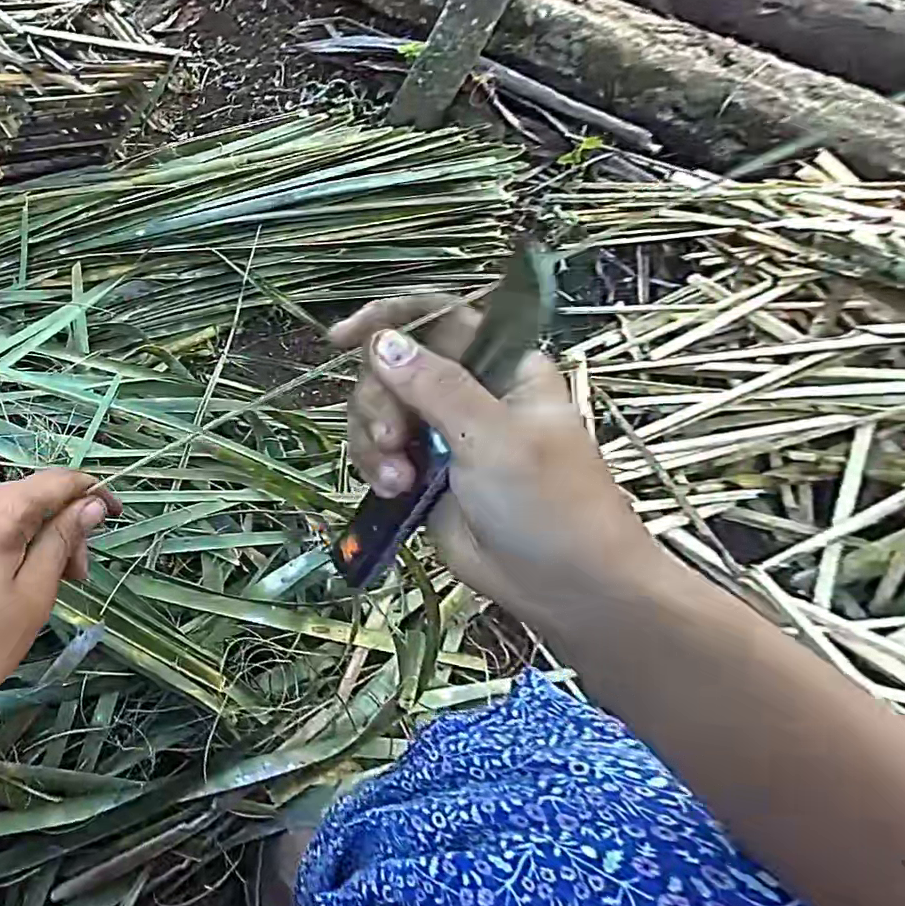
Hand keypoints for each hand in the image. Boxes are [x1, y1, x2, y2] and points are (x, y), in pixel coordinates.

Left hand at [0, 470, 119, 736]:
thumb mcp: (32, 594)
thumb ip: (63, 540)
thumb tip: (91, 503)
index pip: (58, 481)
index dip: (92, 492)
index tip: (117, 516)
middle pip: (35, 496)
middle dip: (64, 528)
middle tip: (77, 579)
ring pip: (13, 511)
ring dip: (40, 538)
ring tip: (49, 586)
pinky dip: (13, 543)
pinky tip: (17, 579)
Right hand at [328, 296, 660, 619]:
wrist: (563, 586)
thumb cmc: (551, 504)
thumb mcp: (494, 438)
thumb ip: (436, 387)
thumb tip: (381, 341)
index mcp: (499, 368)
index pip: (437, 319)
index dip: (388, 320)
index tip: (341, 338)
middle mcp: (464, 391)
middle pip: (390, 368)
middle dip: (378, 403)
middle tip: (393, 440)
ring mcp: (437, 431)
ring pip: (374, 409)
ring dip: (374, 442)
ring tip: (399, 479)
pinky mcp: (417, 467)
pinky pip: (373, 448)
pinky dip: (373, 466)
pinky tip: (395, 490)